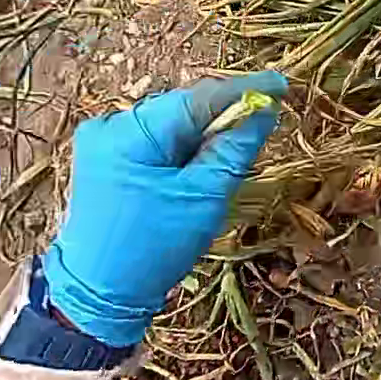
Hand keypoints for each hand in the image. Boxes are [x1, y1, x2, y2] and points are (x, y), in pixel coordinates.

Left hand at [43, 71, 286, 345]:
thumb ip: (236, 146)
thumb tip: (266, 108)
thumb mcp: (206, 196)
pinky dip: (188, 145)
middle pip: (185, 106)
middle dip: (226, 114)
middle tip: (265, 120)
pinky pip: (161, 138)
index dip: (245, 90)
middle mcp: (111, 125)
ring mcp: (105, 139)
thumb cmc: (154, 247)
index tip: (282, 85)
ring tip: (233, 149)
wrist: (99, 294)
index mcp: (130, 133)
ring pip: (175, 122)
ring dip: (208, 131)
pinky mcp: (109, 156)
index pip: (199, 98)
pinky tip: (203, 162)